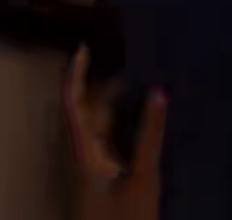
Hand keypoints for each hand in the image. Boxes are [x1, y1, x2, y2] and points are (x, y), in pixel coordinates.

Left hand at [65, 46, 166, 219]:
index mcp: (82, 157)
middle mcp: (79, 161)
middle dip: (98, 82)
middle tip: (125, 54)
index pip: (71, 107)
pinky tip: (137, 114)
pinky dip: (117, 120)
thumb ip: (150, 133)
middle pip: (82, 113)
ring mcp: (87, 174)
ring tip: (135, 75)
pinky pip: (103, 141)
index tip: (83, 47)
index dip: (74, 76)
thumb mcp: (142, 178)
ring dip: (109, 101)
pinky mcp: (98, 184)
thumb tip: (160, 89)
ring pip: (93, 127)